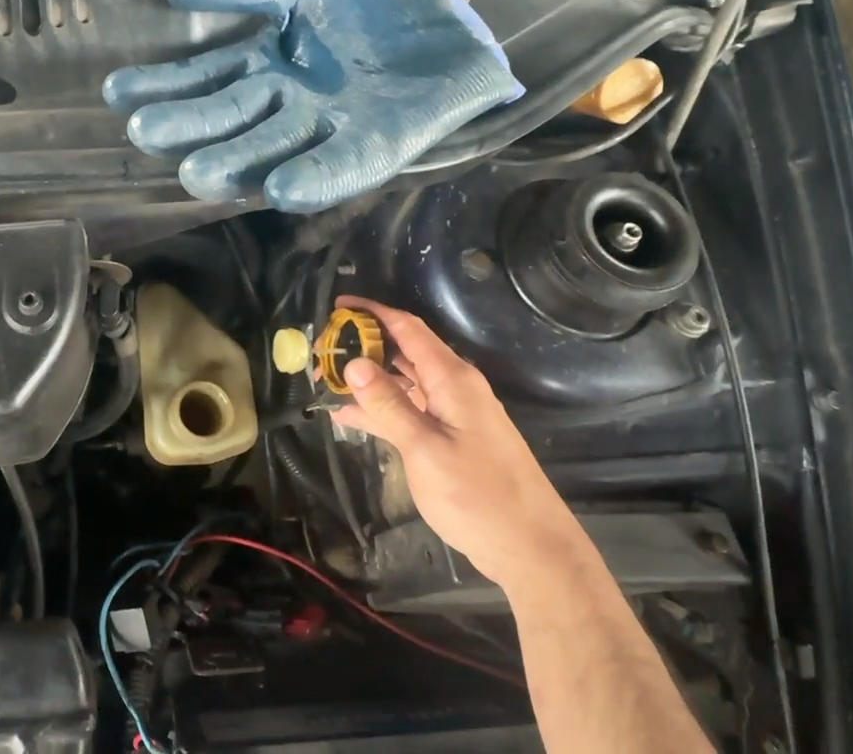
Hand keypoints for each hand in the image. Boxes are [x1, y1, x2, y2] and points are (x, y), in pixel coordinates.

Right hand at [102, 0, 521, 213]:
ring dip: (235, 164)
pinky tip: (282, 189)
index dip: (161, 87)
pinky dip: (312, 178)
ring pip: (271, 151)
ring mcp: (325, 132)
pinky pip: (339, 167)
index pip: (202, 81)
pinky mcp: (371, 150)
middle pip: (228, 120)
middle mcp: (282, 109)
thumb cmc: (367, 5)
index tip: (116, 91)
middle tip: (144, 132)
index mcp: (261, 70)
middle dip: (187, 127)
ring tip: (195, 172)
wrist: (445, 20)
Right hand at [330, 296, 589, 586]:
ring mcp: (454, 414)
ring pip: (404, 384)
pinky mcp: (452, 439)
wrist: (531, 548)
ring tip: (325, 381)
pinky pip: (410, 411)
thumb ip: (388, 405)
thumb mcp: (425, 449)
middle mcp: (454, 388)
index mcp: (452, 379)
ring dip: (367, 381)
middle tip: (321, 351)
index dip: (373, 312)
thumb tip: (354, 363)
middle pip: (404, 352)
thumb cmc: (479, 496)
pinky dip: (381, 411)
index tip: (337, 305)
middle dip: (363, 346)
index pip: (408, 329)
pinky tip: (348, 417)